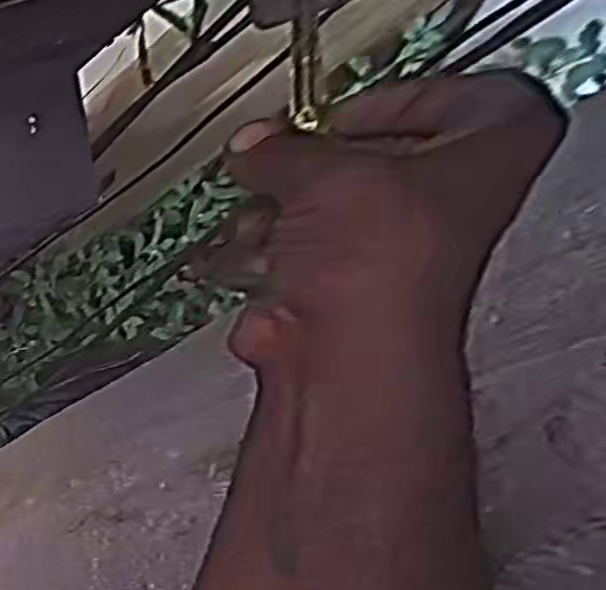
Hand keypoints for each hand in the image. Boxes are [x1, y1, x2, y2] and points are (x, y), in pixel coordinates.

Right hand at [222, 73, 565, 367]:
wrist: (338, 343)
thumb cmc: (376, 262)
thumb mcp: (328, 175)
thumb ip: (284, 152)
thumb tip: (252, 142)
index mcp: (495, 146)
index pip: (451, 97)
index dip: (384, 103)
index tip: (329, 115)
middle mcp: (444, 197)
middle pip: (364, 161)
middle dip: (304, 171)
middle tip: (270, 166)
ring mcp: (379, 247)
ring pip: (313, 210)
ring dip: (270, 216)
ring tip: (255, 221)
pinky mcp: (324, 284)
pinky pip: (282, 253)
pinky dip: (255, 254)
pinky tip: (245, 256)